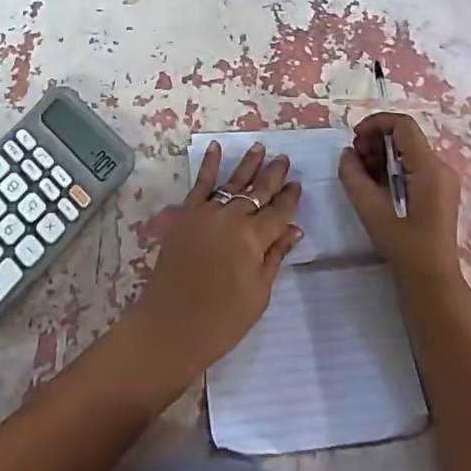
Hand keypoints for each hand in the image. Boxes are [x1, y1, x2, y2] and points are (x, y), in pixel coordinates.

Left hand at [125, 142, 302, 376]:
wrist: (172, 323)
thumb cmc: (222, 318)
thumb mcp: (258, 292)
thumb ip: (274, 256)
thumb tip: (294, 230)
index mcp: (253, 239)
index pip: (278, 213)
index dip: (290, 199)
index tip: (298, 185)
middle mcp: (230, 218)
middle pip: (256, 192)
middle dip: (272, 175)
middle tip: (285, 159)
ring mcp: (205, 214)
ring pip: (231, 183)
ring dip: (247, 165)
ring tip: (260, 147)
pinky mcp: (184, 215)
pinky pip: (199, 185)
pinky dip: (208, 165)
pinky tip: (215, 148)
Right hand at [338, 113, 461, 285]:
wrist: (430, 277)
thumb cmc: (401, 241)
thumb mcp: (368, 205)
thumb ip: (352, 172)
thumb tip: (348, 153)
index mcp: (428, 168)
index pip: (403, 125)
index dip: (375, 123)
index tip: (355, 138)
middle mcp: (440, 168)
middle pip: (404, 136)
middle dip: (375, 140)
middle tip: (355, 159)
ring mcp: (442, 180)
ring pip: (407, 150)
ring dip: (381, 154)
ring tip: (362, 173)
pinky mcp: (438, 191)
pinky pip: (412, 165)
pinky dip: (391, 167)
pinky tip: (376, 185)